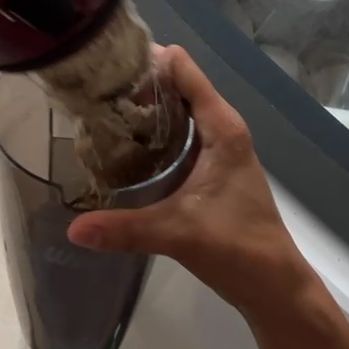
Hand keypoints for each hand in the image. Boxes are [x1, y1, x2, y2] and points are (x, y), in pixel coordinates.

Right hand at [68, 46, 317, 314]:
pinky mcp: (209, 164)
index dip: (146, 59)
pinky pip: (177, 129)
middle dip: (137, 81)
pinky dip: (152, 127)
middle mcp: (220, 126)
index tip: (106, 66)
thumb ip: (124, 228)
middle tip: (93, 91)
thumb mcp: (177, 234)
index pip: (182, 67)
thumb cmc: (238, 249)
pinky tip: (123, 142)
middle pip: (175, 82)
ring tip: (99, 109)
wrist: (276, 289)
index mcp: (220, 127)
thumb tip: (72, 229)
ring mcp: (216, 145)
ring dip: (143, 105)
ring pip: (176, 107)